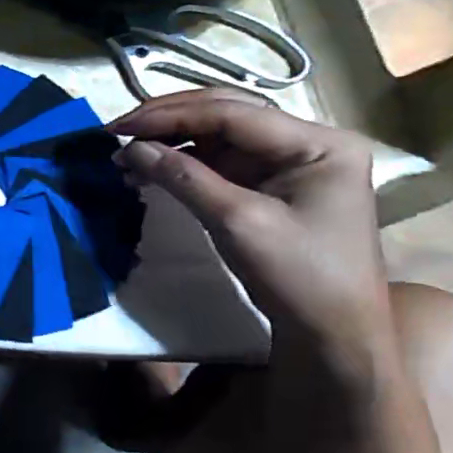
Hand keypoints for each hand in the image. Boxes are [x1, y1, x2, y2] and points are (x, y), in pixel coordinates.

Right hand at [108, 90, 392, 352]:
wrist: (333, 339)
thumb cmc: (300, 280)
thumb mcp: (239, 224)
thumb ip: (186, 179)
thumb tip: (131, 150)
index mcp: (317, 142)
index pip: (233, 113)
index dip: (172, 115)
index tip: (122, 127)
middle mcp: (306, 140)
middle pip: (227, 115)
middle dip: (170, 122)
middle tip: (119, 132)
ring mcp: (288, 162)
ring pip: (220, 136)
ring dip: (173, 141)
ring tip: (127, 154)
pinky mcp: (271, 183)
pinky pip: (222, 161)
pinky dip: (185, 163)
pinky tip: (153, 168)